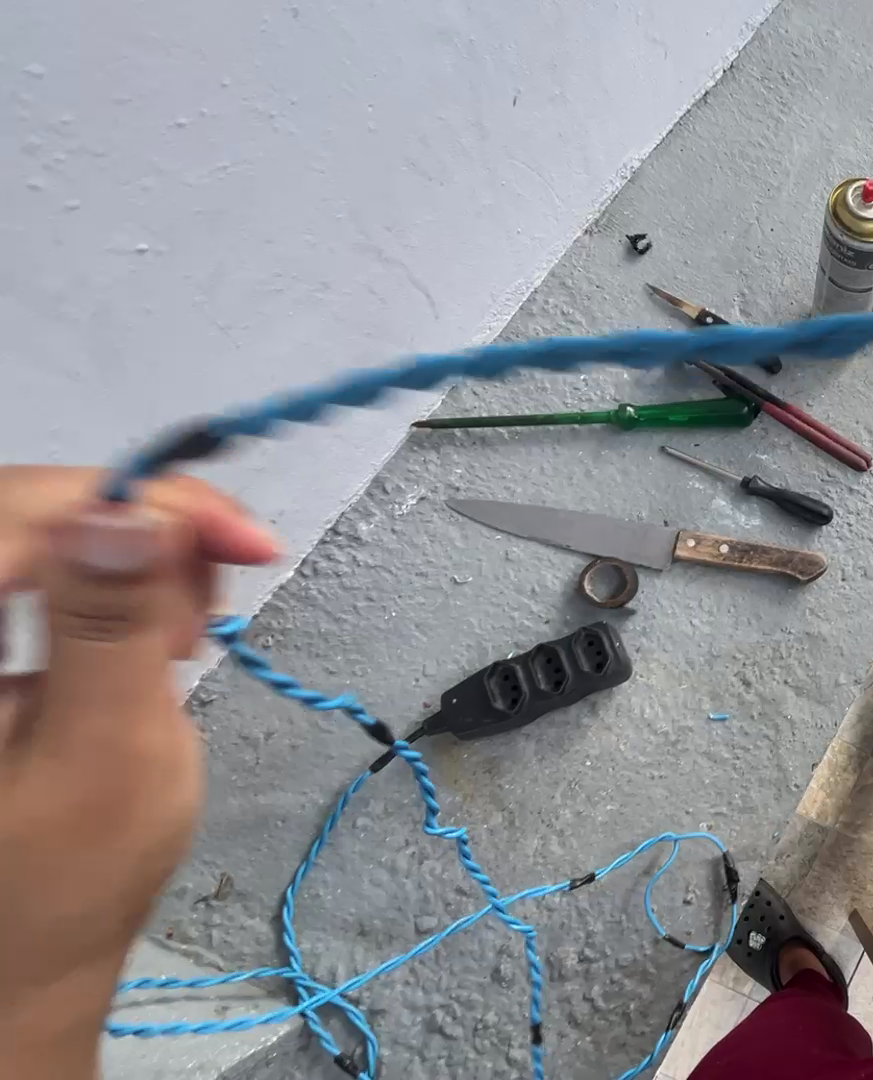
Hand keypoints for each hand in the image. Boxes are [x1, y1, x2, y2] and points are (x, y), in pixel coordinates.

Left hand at [0, 467, 276, 1075]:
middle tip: (219, 598)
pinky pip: (43, 573)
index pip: (15, 516)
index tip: (249, 541)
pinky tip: (153, 637)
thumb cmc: (66, 872)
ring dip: (139, 565)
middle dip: (146, 537)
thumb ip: (110, 628)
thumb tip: (126, 513)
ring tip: (185, 636)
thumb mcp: (105, 749)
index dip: (138, 507)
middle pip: (24, 516)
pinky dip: (120, 588)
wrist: (20, 952)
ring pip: (42, 537)